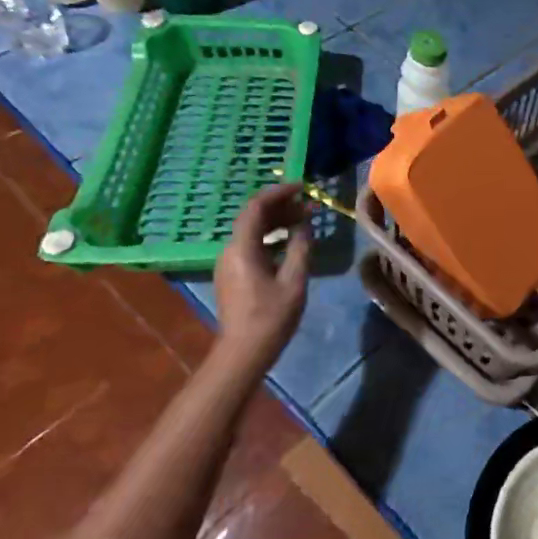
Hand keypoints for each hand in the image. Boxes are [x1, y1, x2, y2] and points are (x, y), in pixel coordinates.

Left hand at [213, 183, 311, 363]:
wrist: (244, 351)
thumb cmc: (271, 317)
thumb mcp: (294, 281)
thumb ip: (300, 249)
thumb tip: (304, 227)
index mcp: (242, 249)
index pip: (256, 208)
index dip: (279, 193)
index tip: (302, 187)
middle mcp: (229, 251)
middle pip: (252, 218)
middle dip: (281, 207)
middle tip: (309, 206)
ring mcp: (228, 264)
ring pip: (252, 232)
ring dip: (277, 222)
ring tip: (304, 222)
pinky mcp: (232, 275)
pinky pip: (251, 245)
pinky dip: (270, 237)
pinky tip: (289, 243)